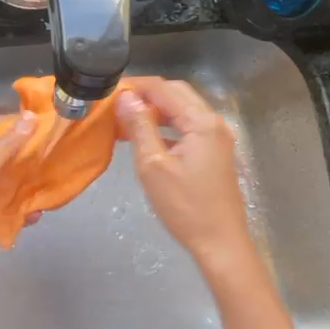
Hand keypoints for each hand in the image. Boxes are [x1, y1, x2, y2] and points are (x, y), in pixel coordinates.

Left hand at [0, 110, 38, 277]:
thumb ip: (4, 147)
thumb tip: (29, 118)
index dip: (10, 121)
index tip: (38, 121)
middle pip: (1, 154)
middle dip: (24, 150)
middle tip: (52, 147)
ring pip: (9, 182)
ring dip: (28, 181)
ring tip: (52, 177)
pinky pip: (10, 208)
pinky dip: (23, 209)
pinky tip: (38, 212)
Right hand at [115, 78, 254, 265]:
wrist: (219, 242)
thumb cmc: (184, 206)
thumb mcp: (153, 165)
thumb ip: (139, 127)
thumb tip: (125, 97)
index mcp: (202, 123)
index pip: (165, 89)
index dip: (137, 86)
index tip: (110, 90)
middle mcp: (214, 124)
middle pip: (177, 95)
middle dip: (146, 94)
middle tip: (116, 103)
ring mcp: (217, 139)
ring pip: (182, 111)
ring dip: (155, 110)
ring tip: (125, 119)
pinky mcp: (214, 154)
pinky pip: (187, 128)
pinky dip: (165, 126)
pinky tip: (145, 137)